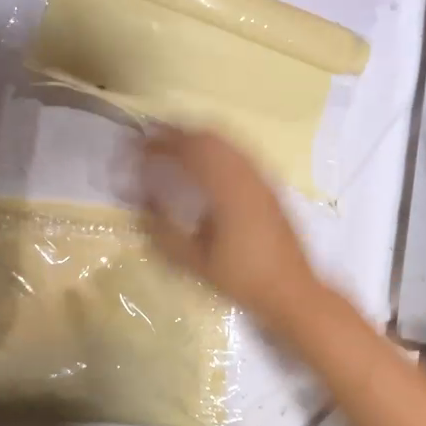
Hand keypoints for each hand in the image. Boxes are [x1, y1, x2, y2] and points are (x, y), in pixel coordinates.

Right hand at [137, 127, 323, 324]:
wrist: (292, 290)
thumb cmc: (241, 279)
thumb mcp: (193, 260)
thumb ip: (162, 227)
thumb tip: (141, 198)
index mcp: (225, 188)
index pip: (184, 150)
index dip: (155, 144)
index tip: (133, 149)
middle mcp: (245, 172)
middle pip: (204, 135)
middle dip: (173, 134)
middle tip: (148, 143)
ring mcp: (261, 175)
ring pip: (223, 140)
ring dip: (193, 138)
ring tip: (170, 148)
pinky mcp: (268, 184)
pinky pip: (236, 151)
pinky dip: (213, 148)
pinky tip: (202, 164)